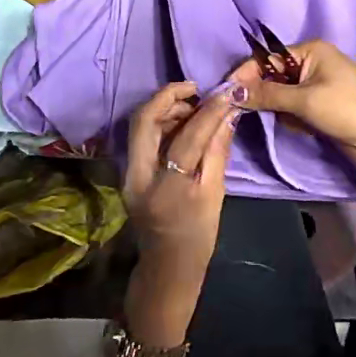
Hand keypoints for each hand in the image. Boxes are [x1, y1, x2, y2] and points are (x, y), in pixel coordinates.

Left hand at [120, 82, 240, 336]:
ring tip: (193, 105)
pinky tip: (181, 122)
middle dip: (167, 97)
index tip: (226, 94)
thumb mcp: (214, 195)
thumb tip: (227, 114)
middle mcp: (138, 177)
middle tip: (195, 89)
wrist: (167, 267)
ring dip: (164, 108)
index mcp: (166, 188)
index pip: (187, 139)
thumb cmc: (197, 237)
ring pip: (139, 126)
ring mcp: (127, 174)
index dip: (208, 113)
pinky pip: (142, 137)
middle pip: (144, 121)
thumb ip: (217, 152)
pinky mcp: (128, 173)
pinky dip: (160, 123)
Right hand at [229, 40, 355, 171]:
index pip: (265, 58)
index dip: (245, 75)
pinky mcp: (319, 109)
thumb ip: (267, 95)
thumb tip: (232, 92)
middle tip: (243, 112)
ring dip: (278, 110)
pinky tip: (302, 128)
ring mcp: (315, 87)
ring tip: (290, 120)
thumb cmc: (350, 108)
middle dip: (260, 94)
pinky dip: (292, 120)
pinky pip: (292, 111)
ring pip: (279, 97)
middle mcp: (310, 65)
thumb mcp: (305, 100)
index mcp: (309, 51)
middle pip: (270, 77)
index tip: (225, 94)